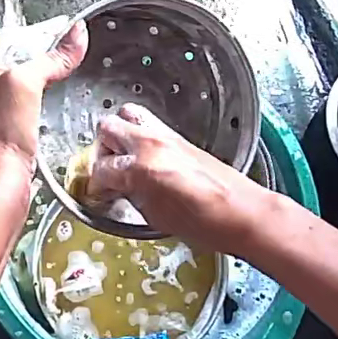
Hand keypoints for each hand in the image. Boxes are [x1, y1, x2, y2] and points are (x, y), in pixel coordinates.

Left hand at [0, 19, 88, 180]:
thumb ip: (53, 57)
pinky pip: (34, 98)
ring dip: (49, 71)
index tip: (67, 27)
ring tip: (69, 64)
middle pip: (23, 57)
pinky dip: (49, 92)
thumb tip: (77, 34)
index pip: (14, 37)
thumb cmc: (1, 134)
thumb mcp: (27, 82)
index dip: (40, 31)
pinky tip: (59, 92)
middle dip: (46, 50)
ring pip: (30, 78)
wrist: (3, 178)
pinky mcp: (13, 123)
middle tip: (71, 44)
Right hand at [85, 103, 261, 238]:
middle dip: (103, 148)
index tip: (98, 190)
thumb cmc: (204, 222)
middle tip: (108, 168)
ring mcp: (166, 136)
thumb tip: (118, 187)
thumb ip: (129, 194)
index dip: (95, 183)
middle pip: (108, 128)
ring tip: (125, 156)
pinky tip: (146, 158)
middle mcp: (151, 144)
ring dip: (121, 134)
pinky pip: (150, 124)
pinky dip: (141, 135)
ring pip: (128, 115)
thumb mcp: (154, 215)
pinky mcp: (180, 136)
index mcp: (140, 168)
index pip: (101, 167)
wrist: (241, 212)